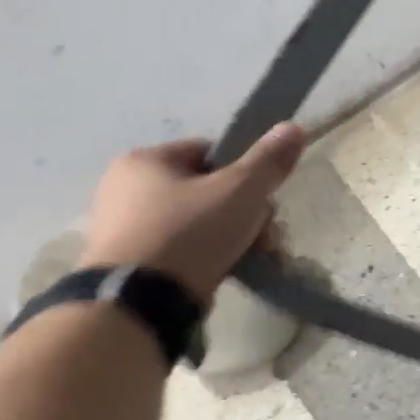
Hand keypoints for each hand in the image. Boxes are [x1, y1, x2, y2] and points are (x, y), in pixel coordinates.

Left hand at [77, 124, 305, 301]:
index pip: (211, 153)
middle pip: (210, 188)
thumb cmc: (191, 232)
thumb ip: (268, 160)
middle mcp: (126, 184)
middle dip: (246, 212)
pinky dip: (212, 251)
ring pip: (202, 218)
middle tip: (262, 234)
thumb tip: (294, 126)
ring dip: (236, 234)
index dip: (247, 174)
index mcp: (145, 160)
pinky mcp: (132, 253)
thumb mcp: (241, 191)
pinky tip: (229, 266)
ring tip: (252, 255)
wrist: (143, 293)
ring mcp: (125, 221)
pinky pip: (185, 242)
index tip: (263, 199)